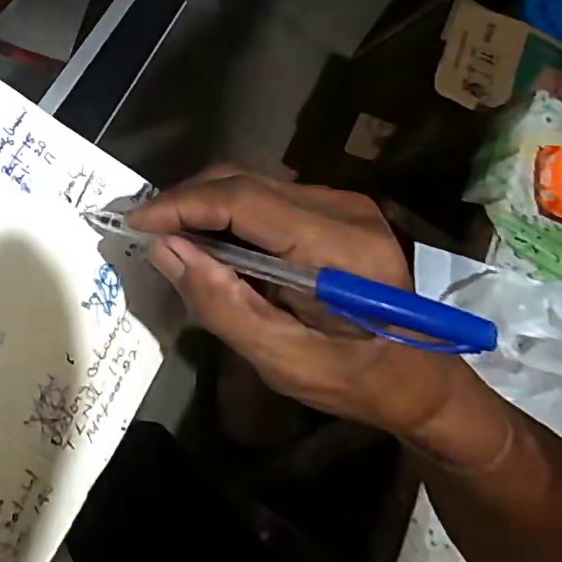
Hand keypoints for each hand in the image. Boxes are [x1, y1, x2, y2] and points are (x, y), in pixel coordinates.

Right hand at [126, 166, 466, 435]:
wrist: (424, 379)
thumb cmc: (356, 381)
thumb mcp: (282, 361)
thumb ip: (220, 303)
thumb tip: (164, 249)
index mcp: (339, 249)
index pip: (243, 201)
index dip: (183, 205)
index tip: (137, 221)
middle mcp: (343, 208)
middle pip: (242, 180)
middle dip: (186, 200)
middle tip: (147, 228)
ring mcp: (343, 200)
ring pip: (250, 181)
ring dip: (205, 203)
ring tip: (171, 233)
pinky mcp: (336, 204)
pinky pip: (265, 193)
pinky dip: (228, 209)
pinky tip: (212, 237)